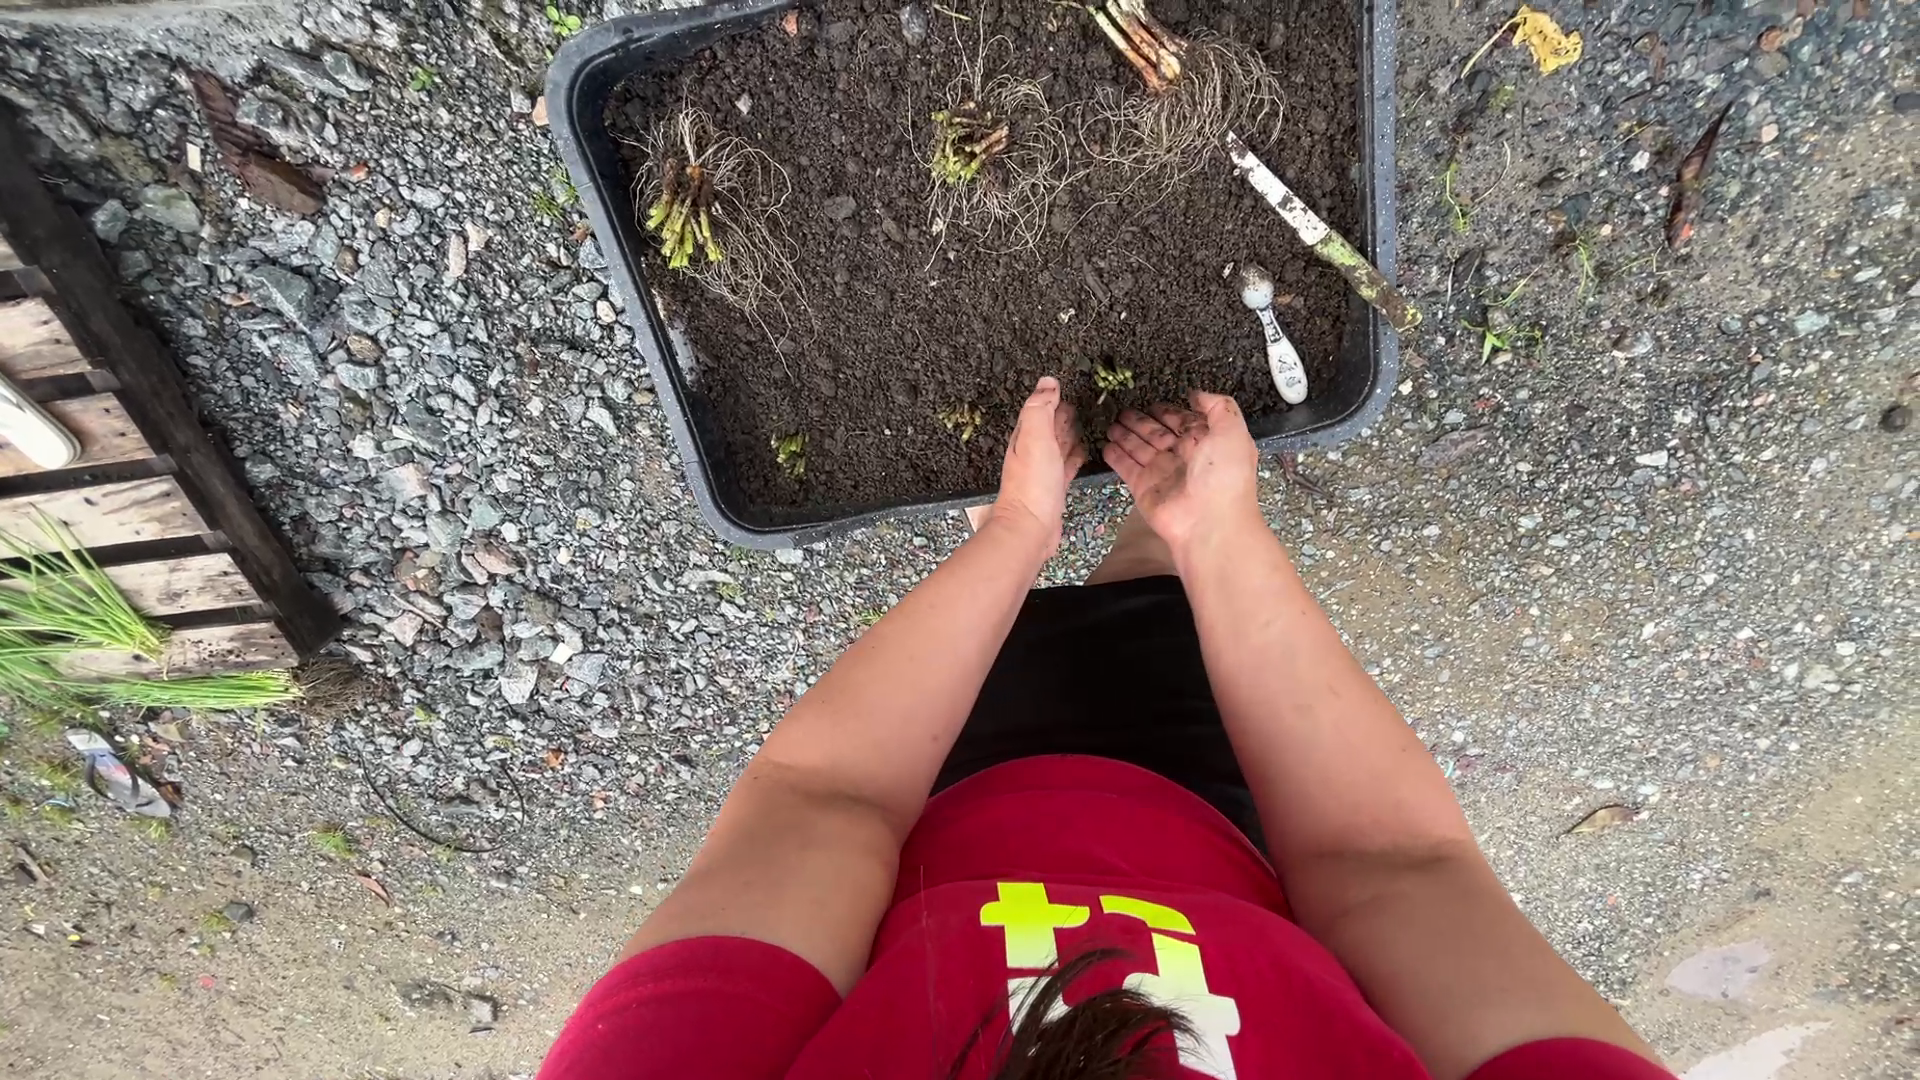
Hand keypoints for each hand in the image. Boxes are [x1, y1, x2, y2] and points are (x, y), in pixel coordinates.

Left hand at [989, 376, 1086, 553]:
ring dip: (1069, 435)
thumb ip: (1040, 408)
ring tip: (1081, 424)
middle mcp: (1032, 453)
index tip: (1063, 388)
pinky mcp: (1054, 488)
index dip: (1050, 400)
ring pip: (1058, 447)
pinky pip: (1066, 466)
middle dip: (1061, 416)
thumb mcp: (1034, 437)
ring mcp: (1043, 472)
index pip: (1038, 412)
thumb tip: (1047, 382)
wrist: (1030, 527)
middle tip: (1076, 404)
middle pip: (1048, 428)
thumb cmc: (1031, 483)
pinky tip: (1082, 453)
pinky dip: (1074, 456)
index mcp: (1025, 438)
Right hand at [1102, 391, 1260, 556]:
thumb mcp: (1231, 432)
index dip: (1169, 412)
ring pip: (1139, 448)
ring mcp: (1161, 472)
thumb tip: (1197, 395)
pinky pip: (1126, 467)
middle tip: (1123, 411)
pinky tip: (1106, 444)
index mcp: (1204, 443)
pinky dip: (1115, 456)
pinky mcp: (1143, 487)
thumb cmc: (1224, 476)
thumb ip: (1218, 407)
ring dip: (1125, 435)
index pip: (1182, 422)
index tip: (1153, 403)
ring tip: (1111, 424)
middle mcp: (1181, 457)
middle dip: (1141, 422)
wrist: (1209, 522)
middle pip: (1157, 434)